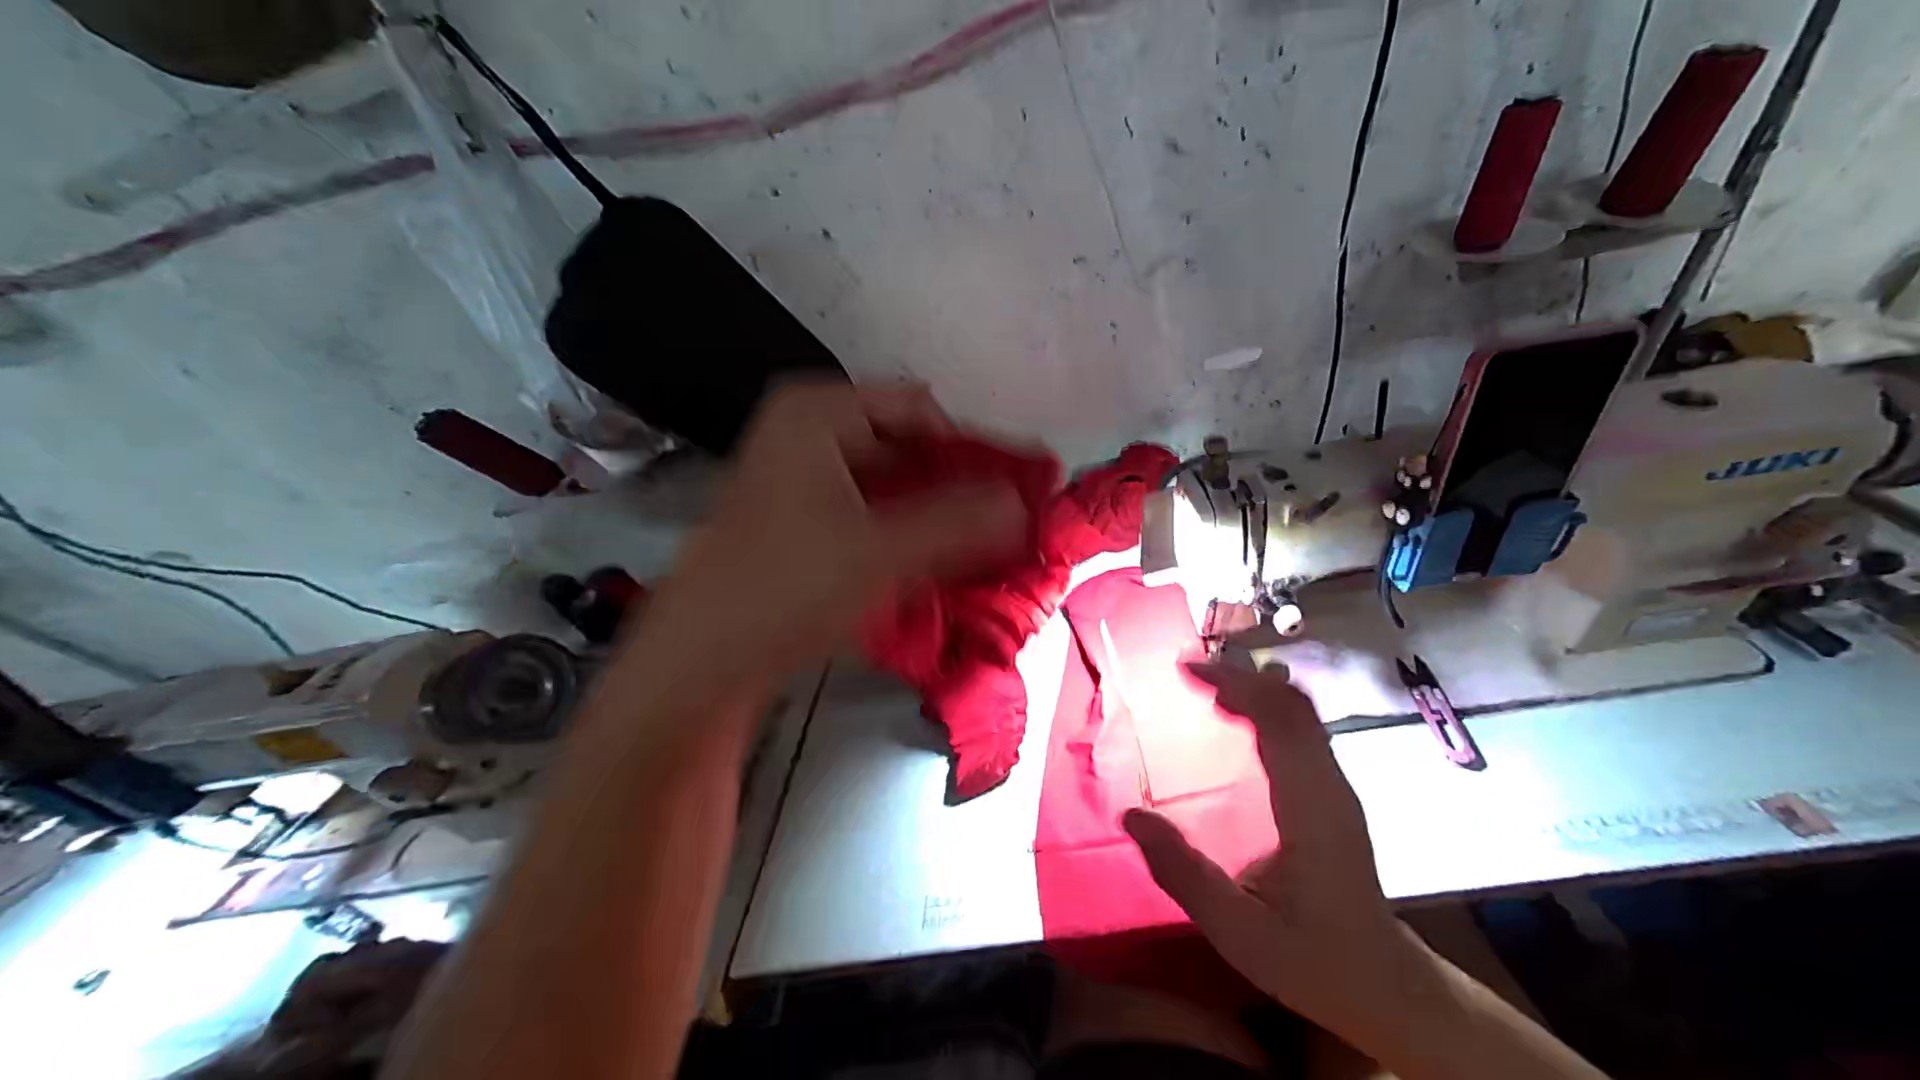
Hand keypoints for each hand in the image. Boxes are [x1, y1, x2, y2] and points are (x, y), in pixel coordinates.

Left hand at [638, 382, 1027, 678]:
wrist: (701, 661)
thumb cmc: (786, 587)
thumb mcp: (883, 550)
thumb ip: (960, 522)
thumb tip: (1024, 506)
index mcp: (818, 414)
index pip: (921, 411)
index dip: (976, 447)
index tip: (1022, 486)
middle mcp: (807, 435)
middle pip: (907, 448)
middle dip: (961, 487)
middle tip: (1014, 523)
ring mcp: (800, 481)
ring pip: (891, 487)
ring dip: (939, 517)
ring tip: (992, 549)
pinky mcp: (801, 526)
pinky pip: (871, 517)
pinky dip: (909, 537)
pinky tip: (943, 567)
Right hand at [1123, 663, 1417, 1034]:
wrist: (1384, 984)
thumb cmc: (1313, 960)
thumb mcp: (1239, 932)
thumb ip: (1184, 876)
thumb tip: (1129, 816)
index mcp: (1313, 812)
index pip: (1282, 724)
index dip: (1237, 685)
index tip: (1186, 671)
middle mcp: (1331, 787)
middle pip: (1294, 706)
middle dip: (1239, 676)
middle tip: (1186, 669)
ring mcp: (1337, 786)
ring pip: (1300, 712)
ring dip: (1251, 686)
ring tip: (1203, 681)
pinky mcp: (1332, 791)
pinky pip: (1300, 728)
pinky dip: (1264, 705)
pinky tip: (1234, 711)